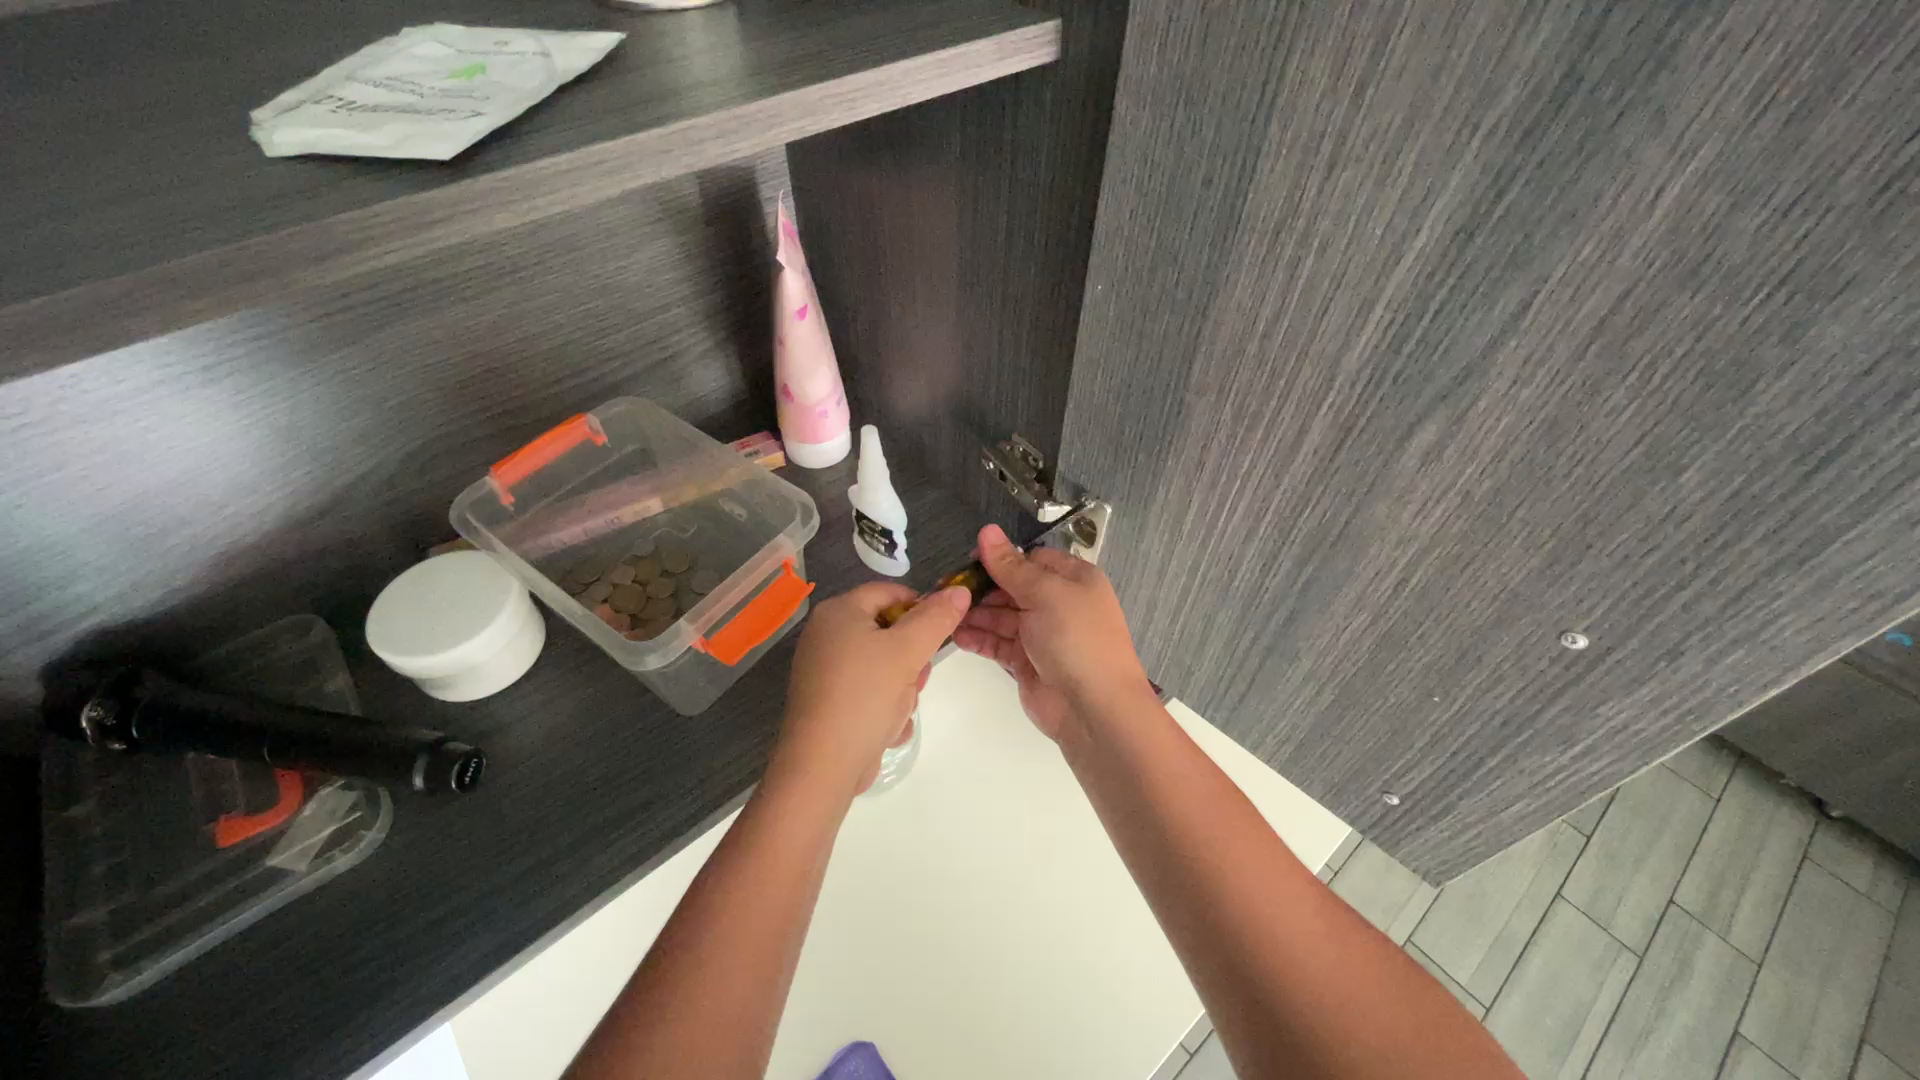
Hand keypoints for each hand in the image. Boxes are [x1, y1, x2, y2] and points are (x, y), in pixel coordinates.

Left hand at [778, 582, 970, 796]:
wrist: (823, 763)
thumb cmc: (865, 695)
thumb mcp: (908, 651)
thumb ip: (937, 618)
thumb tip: (960, 590)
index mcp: (839, 612)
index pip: (890, 592)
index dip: (920, 608)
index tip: (939, 635)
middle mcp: (826, 635)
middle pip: (888, 632)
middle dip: (911, 659)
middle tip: (917, 680)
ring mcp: (824, 671)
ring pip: (883, 667)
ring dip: (902, 689)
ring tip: (900, 709)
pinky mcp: (828, 702)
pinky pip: (868, 693)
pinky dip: (883, 708)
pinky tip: (887, 728)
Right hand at [952, 525, 1153, 742]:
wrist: (1094, 708)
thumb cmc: (1076, 639)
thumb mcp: (1045, 594)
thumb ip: (1011, 566)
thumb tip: (987, 530)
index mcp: (1074, 580)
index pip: (1033, 559)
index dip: (1002, 558)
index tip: (969, 561)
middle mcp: (1059, 604)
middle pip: (1013, 588)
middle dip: (983, 588)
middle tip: (947, 590)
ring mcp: (1042, 635)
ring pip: (1002, 617)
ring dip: (975, 614)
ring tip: (945, 613)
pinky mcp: (1027, 663)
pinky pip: (998, 644)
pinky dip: (979, 638)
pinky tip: (956, 635)